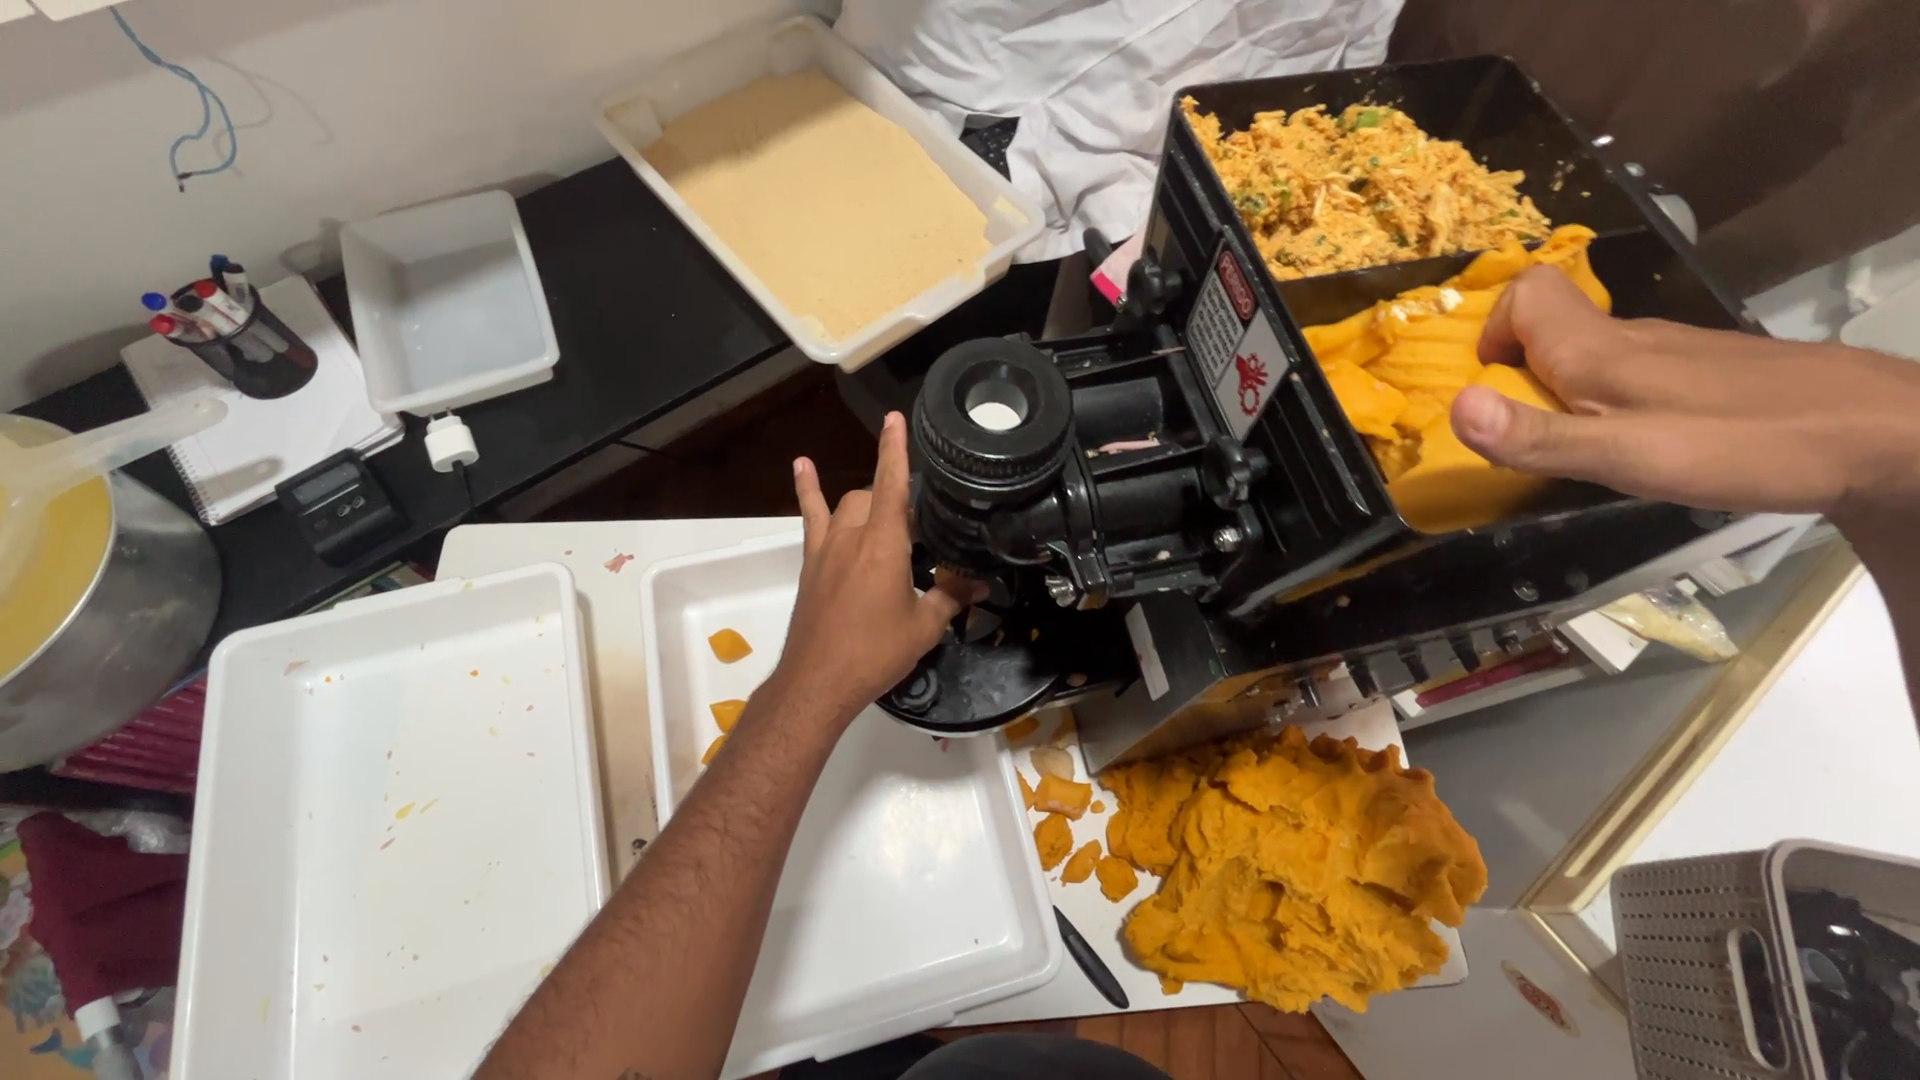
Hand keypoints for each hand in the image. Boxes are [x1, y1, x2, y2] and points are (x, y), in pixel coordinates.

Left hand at [767, 412, 981, 725]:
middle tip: (921, 533)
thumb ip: (951, 598)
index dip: (896, 449)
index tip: (896, 418)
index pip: (893, 485)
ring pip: (846, 504)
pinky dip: (809, 490)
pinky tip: (804, 466)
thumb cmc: (875, 653)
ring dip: (867, 501)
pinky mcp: (811, 562)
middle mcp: (852, 536)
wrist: (819, 681)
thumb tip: (979, 586)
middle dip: (898, 501)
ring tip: (887, 516)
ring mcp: (826, 547)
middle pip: (874, 496)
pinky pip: (810, 517)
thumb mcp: (924, 627)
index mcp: (884, 545)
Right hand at [1450, 265, 1919, 522]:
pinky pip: (1632, 373)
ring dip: (1563, 391)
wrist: (1892, 437)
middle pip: (1551, 328)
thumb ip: (1535, 435)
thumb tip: (1455, 407)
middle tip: (1529, 434)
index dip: (1493, 330)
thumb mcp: (1623, 454)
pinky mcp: (1706, 374)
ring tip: (1584, 449)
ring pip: (1592, 354)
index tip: (1493, 385)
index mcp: (1598, 349)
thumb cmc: (1743, 442)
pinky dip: (1610, 401)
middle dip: (1518, 372)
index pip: (1526, 291)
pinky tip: (1643, 444)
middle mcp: (1630, 338)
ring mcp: (1674, 353)